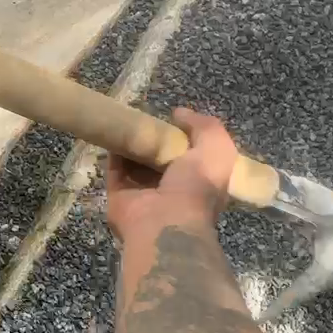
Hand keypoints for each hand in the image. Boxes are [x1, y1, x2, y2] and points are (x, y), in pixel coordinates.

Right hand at [105, 108, 238, 241]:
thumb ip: (205, 126)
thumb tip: (178, 113)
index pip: (192, 156)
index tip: (175, 118)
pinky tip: (116, 132)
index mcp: (199, 181)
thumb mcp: (217, 148)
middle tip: (150, 116)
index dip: (185, 135)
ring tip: (130, 119)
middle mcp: (172, 188)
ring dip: (134, 143)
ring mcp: (144, 193)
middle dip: (157, 138)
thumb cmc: (197, 185)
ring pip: (136, 163)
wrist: (166, 219)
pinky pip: (116, 169)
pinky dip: (115, 152)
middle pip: (161, 158)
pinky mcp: (119, 195)